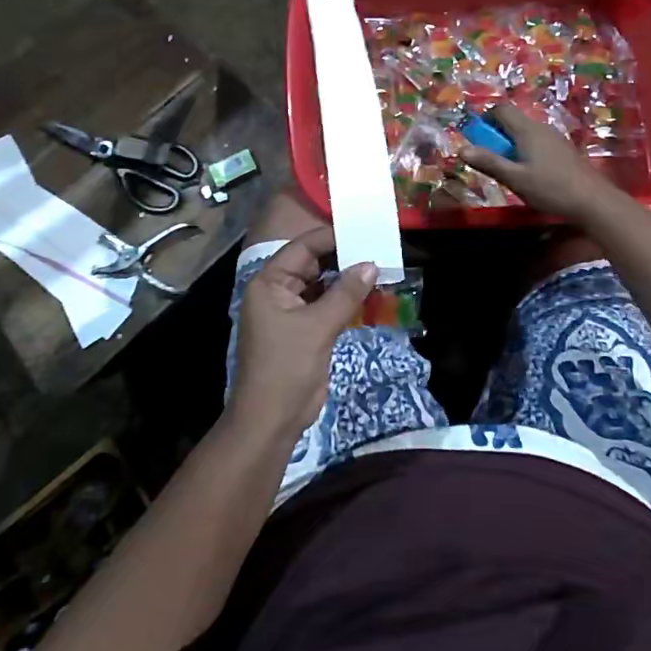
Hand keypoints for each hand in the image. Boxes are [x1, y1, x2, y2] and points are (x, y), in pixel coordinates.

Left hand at [231, 226, 377, 436]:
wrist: (272, 420)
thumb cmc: (286, 367)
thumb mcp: (317, 327)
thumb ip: (345, 293)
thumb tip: (372, 265)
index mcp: (269, 283)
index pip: (303, 248)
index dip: (332, 238)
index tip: (364, 231)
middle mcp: (278, 291)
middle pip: (313, 264)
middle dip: (344, 258)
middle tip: (378, 248)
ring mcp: (291, 311)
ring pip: (323, 285)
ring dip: (348, 280)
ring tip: (380, 268)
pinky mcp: (305, 330)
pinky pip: (327, 306)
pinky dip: (347, 300)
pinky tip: (371, 295)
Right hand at [459, 105, 617, 220]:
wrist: (591, 199)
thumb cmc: (550, 188)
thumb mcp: (515, 178)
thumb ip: (489, 162)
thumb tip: (461, 149)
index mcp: (527, 130)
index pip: (501, 109)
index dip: (485, 119)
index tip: (476, 139)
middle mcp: (541, 127)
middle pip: (513, 121)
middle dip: (496, 135)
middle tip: (490, 159)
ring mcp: (554, 137)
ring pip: (525, 132)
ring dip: (511, 145)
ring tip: (509, 169)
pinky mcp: (562, 149)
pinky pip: (537, 142)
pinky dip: (526, 151)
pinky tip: (529, 173)